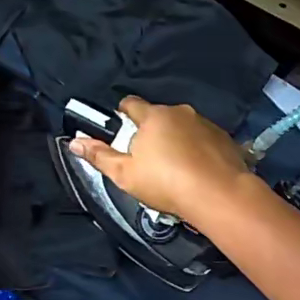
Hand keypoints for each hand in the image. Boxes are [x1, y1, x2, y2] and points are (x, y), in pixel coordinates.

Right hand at [67, 96, 258, 223]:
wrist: (218, 195)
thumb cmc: (166, 183)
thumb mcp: (124, 174)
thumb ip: (99, 156)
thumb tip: (75, 141)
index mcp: (153, 116)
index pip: (130, 104)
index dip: (121, 116)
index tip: (120, 135)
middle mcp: (180, 112)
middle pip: (157, 117)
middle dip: (150, 133)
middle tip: (146, 161)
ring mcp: (205, 123)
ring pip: (182, 127)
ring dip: (176, 141)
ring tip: (174, 170)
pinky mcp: (224, 138)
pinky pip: (203, 139)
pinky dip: (197, 151)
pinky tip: (196, 172)